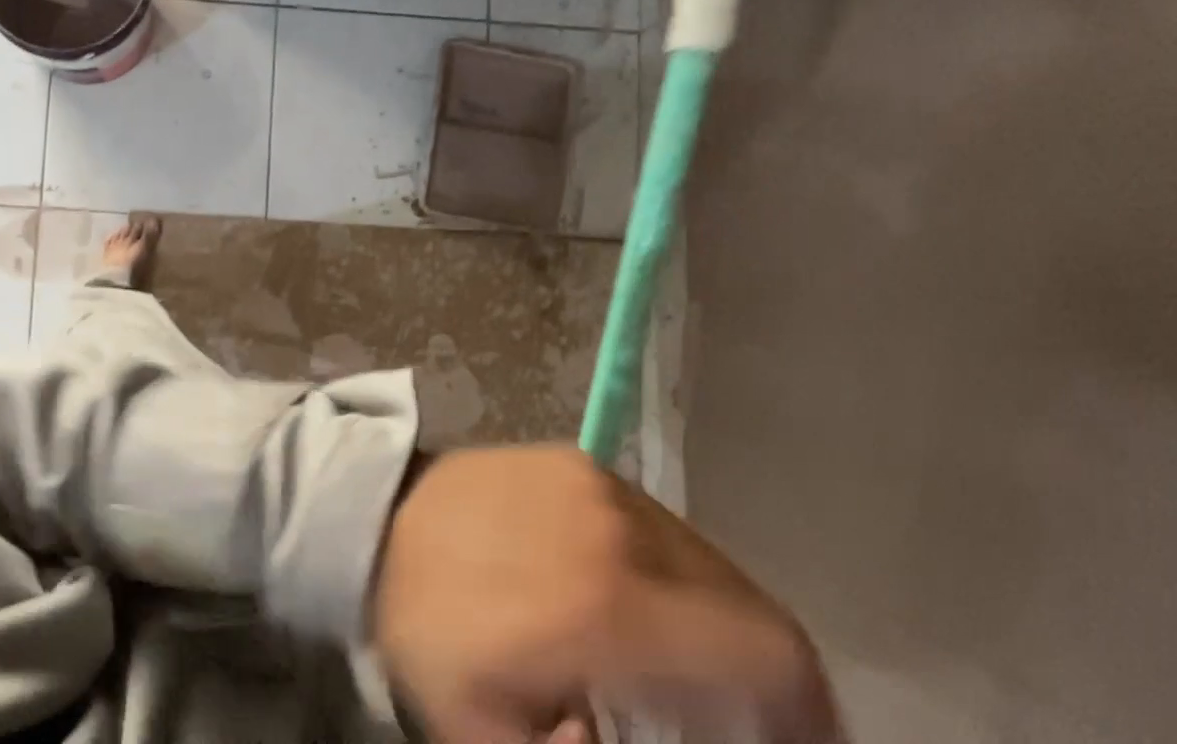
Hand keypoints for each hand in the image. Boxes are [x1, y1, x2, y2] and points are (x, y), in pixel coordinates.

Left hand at [372, 446, 841, 742]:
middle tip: (731, 705)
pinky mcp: (579, 460)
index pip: (765, 651)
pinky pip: (657, 522)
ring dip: (713, 613)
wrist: (369, 518)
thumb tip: (619, 734)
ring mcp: (603, 486)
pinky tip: (630, 591)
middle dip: (760, 665)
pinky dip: (671, 568)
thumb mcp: (486, 730)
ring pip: (704, 558)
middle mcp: (625, 533)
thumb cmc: (427, 630)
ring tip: (677, 650)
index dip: (807, 706)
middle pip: (745, 602)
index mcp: (613, 609)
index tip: (797, 737)